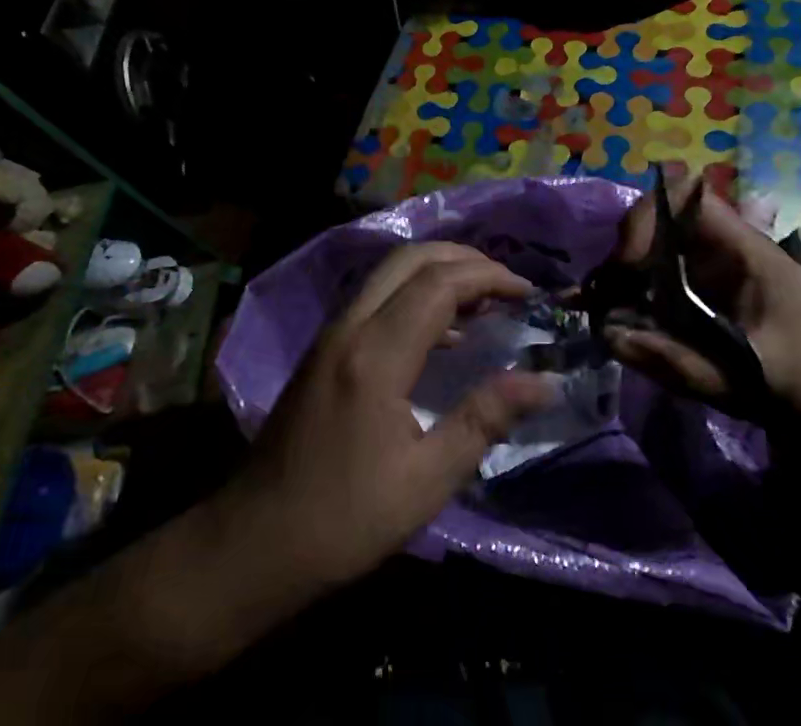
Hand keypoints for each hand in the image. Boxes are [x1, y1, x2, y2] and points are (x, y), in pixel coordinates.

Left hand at [221, 243, 554, 587]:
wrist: (257, 540)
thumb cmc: (347, 518)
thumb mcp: (428, 478)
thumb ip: (485, 418)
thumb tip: (543, 382)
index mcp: (375, 355)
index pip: (438, 284)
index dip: (488, 277)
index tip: (528, 293)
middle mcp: (348, 328)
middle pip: (408, 260)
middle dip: (463, 259)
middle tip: (506, 284)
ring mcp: (329, 337)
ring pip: (387, 275)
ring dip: (437, 274)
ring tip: (484, 302)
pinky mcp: (322, 353)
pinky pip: (374, 301)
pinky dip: (413, 297)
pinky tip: (442, 336)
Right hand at [602, 179, 800, 496]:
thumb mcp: (752, 378)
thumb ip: (680, 363)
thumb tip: (609, 337)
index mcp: (745, 251)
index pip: (686, 196)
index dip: (647, 217)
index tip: (627, 265)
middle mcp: (724, 255)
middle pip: (658, 227)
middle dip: (621, 257)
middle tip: (596, 299)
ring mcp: (717, 280)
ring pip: (654, 261)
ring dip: (621, 283)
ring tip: (593, 314)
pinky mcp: (711, 306)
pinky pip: (662, 292)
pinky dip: (635, 305)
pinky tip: (615, 328)